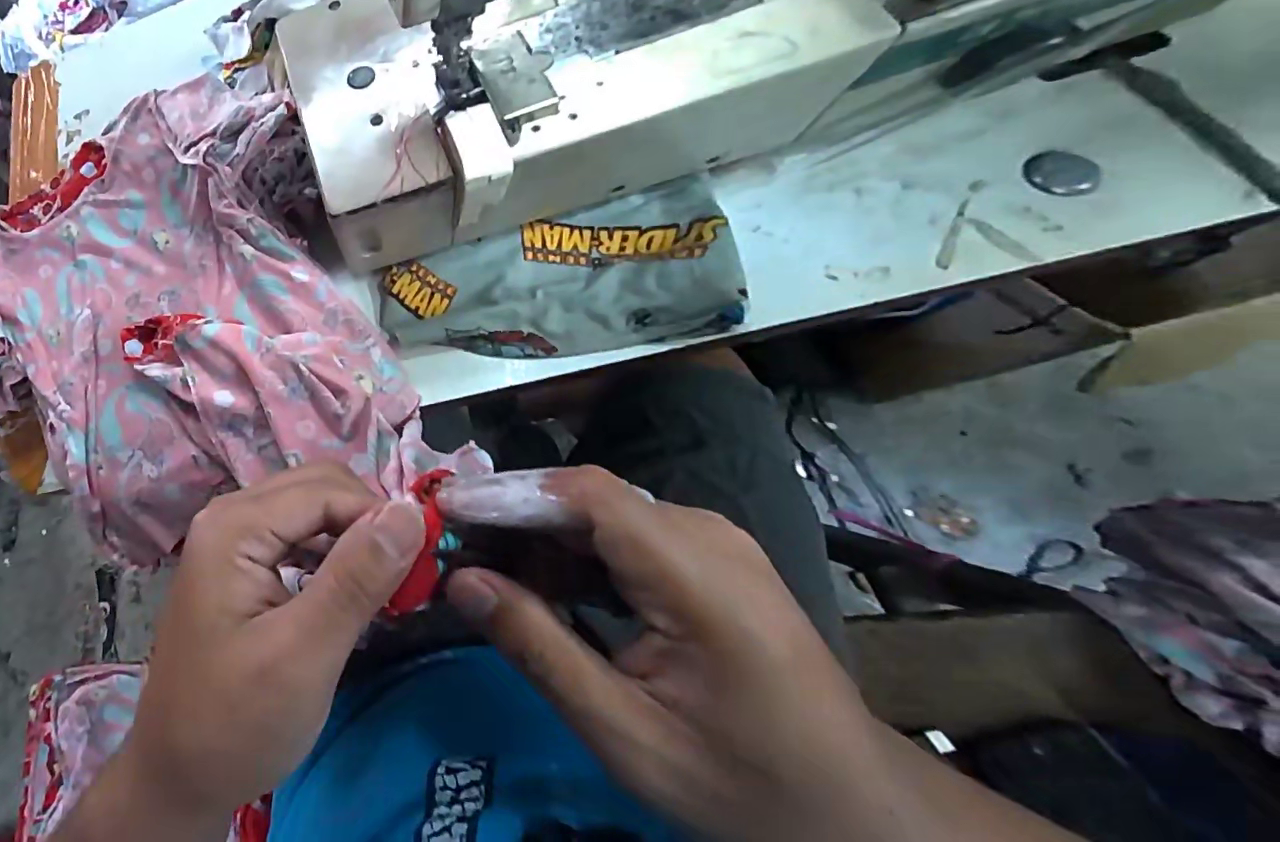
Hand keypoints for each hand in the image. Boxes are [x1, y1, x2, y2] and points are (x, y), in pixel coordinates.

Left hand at [56, 463, 423, 841]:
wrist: (176, 778)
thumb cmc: (235, 723)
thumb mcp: (304, 655)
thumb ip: (356, 579)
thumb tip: (409, 513)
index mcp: (233, 526)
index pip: (326, 490)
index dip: (379, 516)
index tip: (422, 561)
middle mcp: (229, 515)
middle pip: (319, 487)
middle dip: (368, 520)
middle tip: (405, 573)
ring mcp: (232, 536)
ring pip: (313, 507)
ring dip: (355, 534)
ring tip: (386, 582)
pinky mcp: (241, 561)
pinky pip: (299, 533)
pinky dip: (334, 549)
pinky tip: (351, 586)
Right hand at [444, 467, 1080, 841]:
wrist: (855, 809)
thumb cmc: (741, 781)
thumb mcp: (626, 733)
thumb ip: (540, 648)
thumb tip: (462, 580)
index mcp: (697, 574)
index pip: (588, 495)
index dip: (510, 492)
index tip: (446, 507)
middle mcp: (704, 533)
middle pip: (588, 499)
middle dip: (514, 515)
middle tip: (449, 540)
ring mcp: (710, 540)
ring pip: (601, 514)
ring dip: (539, 536)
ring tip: (482, 564)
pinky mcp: (706, 555)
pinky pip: (625, 535)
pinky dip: (574, 554)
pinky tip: (540, 583)